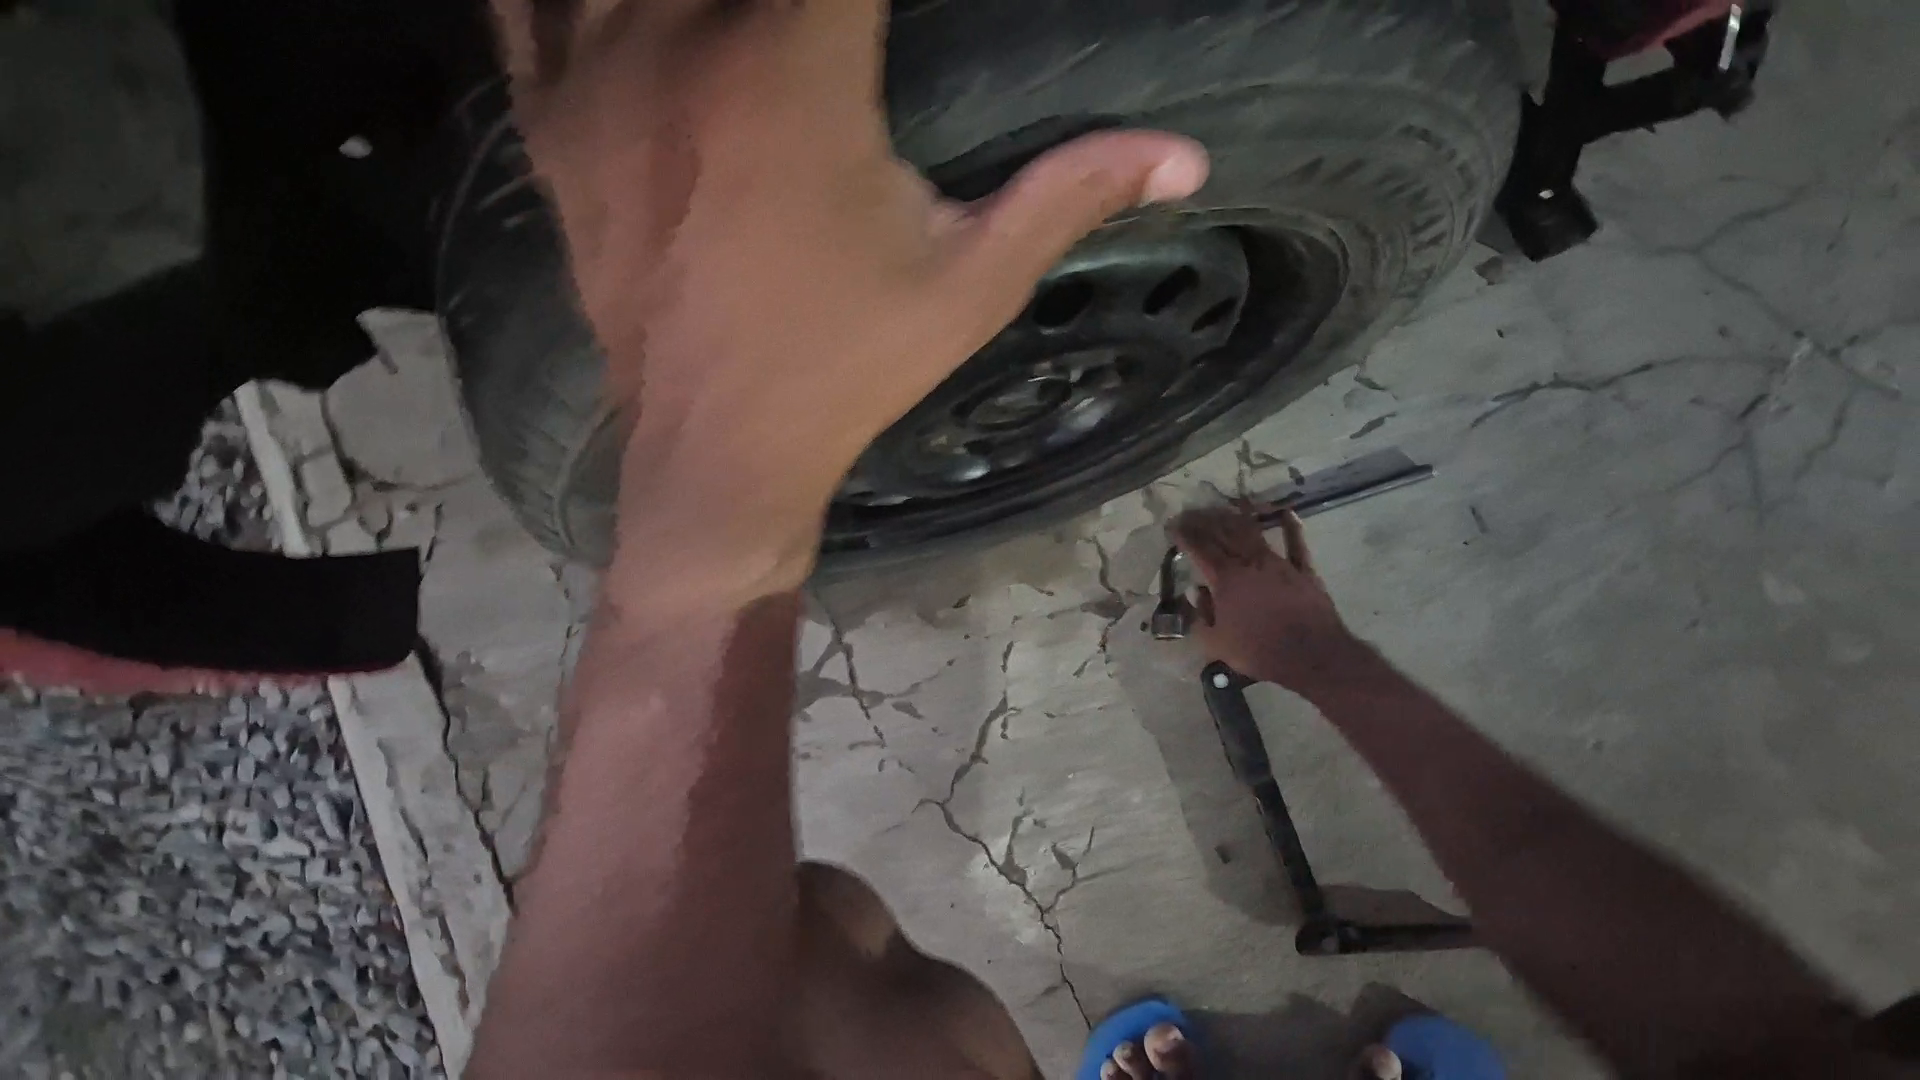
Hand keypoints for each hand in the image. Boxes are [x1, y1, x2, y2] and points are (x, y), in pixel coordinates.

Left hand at [491, 0, 1207, 601]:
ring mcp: (596, 78)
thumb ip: (1070, 194)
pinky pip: (522, 4)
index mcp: (796, 68)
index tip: (888, 17)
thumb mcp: (971, 284)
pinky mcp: (551, 128)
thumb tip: (1188, 157)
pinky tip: (630, 16)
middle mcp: (680, 39)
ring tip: (756, 30)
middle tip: (828, 33)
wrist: (718, 453)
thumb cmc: (849, 370)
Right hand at [1171, 506, 1366, 692]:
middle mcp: (1249, 562)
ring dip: (1236, 517)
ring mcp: (1279, 562)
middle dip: (1204, 520)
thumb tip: (1195, 593)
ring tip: (1223, 508)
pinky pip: (1296, 543)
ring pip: (1253, 532)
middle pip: (1223, 533)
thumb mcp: (1216, 642)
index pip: (1199, 548)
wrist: (1312, 655)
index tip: (1172, 525)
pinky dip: (1291, 526)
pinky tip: (1287, 512)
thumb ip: (1200, 615)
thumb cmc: (1259, 651)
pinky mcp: (1302, 570)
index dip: (1184, 534)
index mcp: (1225, 578)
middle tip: (1191, 513)